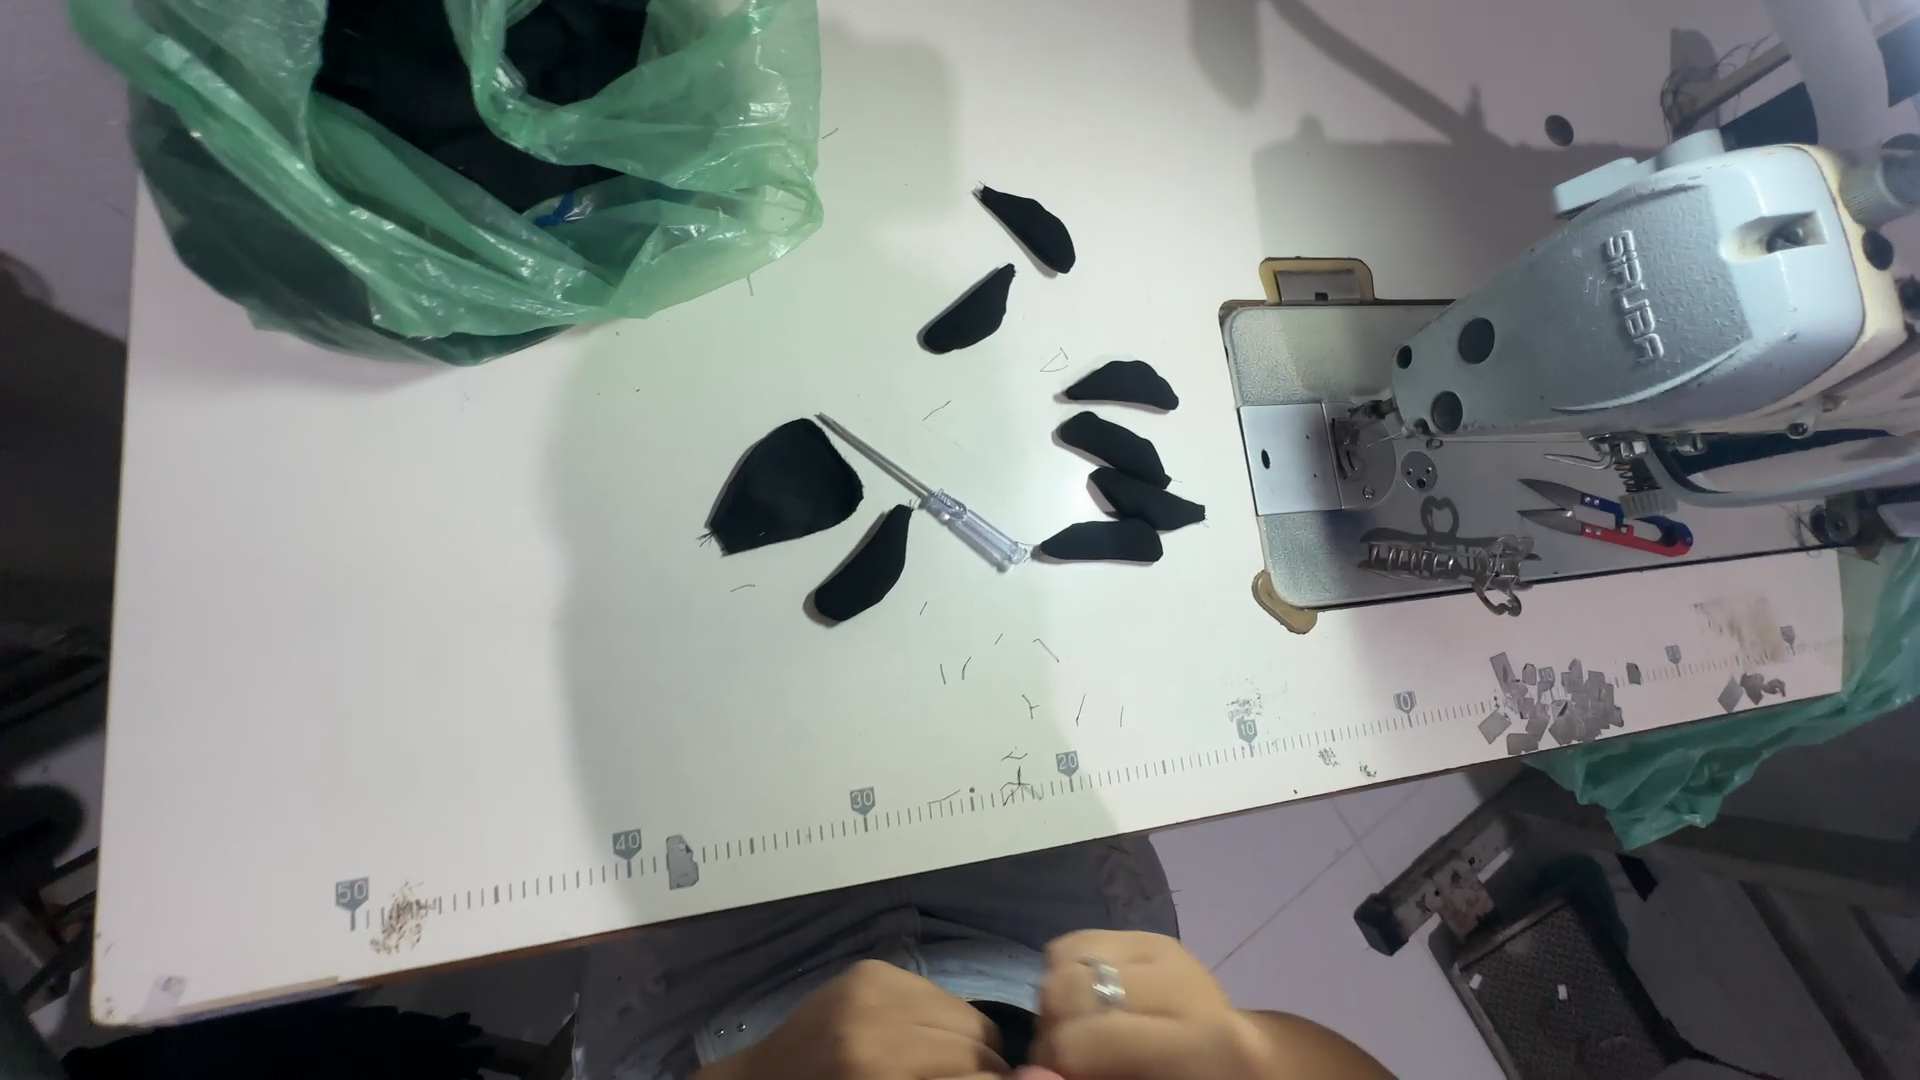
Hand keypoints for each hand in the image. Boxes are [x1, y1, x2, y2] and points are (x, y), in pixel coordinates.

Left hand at [713, 958, 1008, 1079]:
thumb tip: (1004, 1078)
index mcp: (878, 1066)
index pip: (973, 1068)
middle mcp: (879, 1014)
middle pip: (975, 1037)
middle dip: (990, 1066)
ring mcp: (875, 982)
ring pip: (961, 1009)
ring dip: (972, 1042)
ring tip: (965, 1065)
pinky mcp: (871, 968)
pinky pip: (933, 990)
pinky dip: (943, 1018)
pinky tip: (932, 1040)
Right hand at [1027, 931, 1392, 1079]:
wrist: (1251, 1073)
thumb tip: (1030, 1075)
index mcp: (1198, 1044)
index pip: (1081, 1041)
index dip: (1054, 1064)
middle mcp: (1180, 982)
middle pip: (1065, 990)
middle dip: (1050, 1032)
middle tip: (1064, 1063)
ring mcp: (1163, 948)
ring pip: (1062, 959)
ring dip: (1056, 1002)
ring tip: (1078, 1033)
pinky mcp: (1148, 935)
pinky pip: (1074, 940)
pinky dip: (1066, 973)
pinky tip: (1090, 1002)